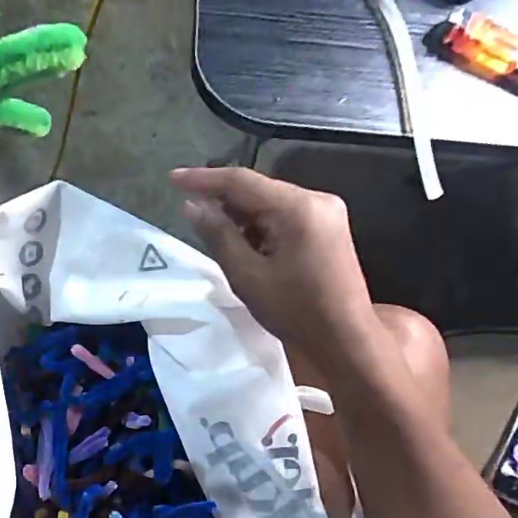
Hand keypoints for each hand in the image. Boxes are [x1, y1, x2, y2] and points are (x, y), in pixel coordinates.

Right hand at [171, 166, 382, 363]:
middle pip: (258, 190)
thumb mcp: (247, 276)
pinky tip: (247, 245)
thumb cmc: (295, 312)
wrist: (344, 338)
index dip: (202, 179)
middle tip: (193, 215)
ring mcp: (327, 211)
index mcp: (298, 207)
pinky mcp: (329, 227)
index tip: (172, 179)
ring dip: (242, 216)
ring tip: (219, 238)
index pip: (241, 181)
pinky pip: (286, 215)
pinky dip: (262, 226)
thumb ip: (218, 236)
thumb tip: (192, 206)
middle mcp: (317, 198)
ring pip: (271, 202)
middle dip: (224, 201)